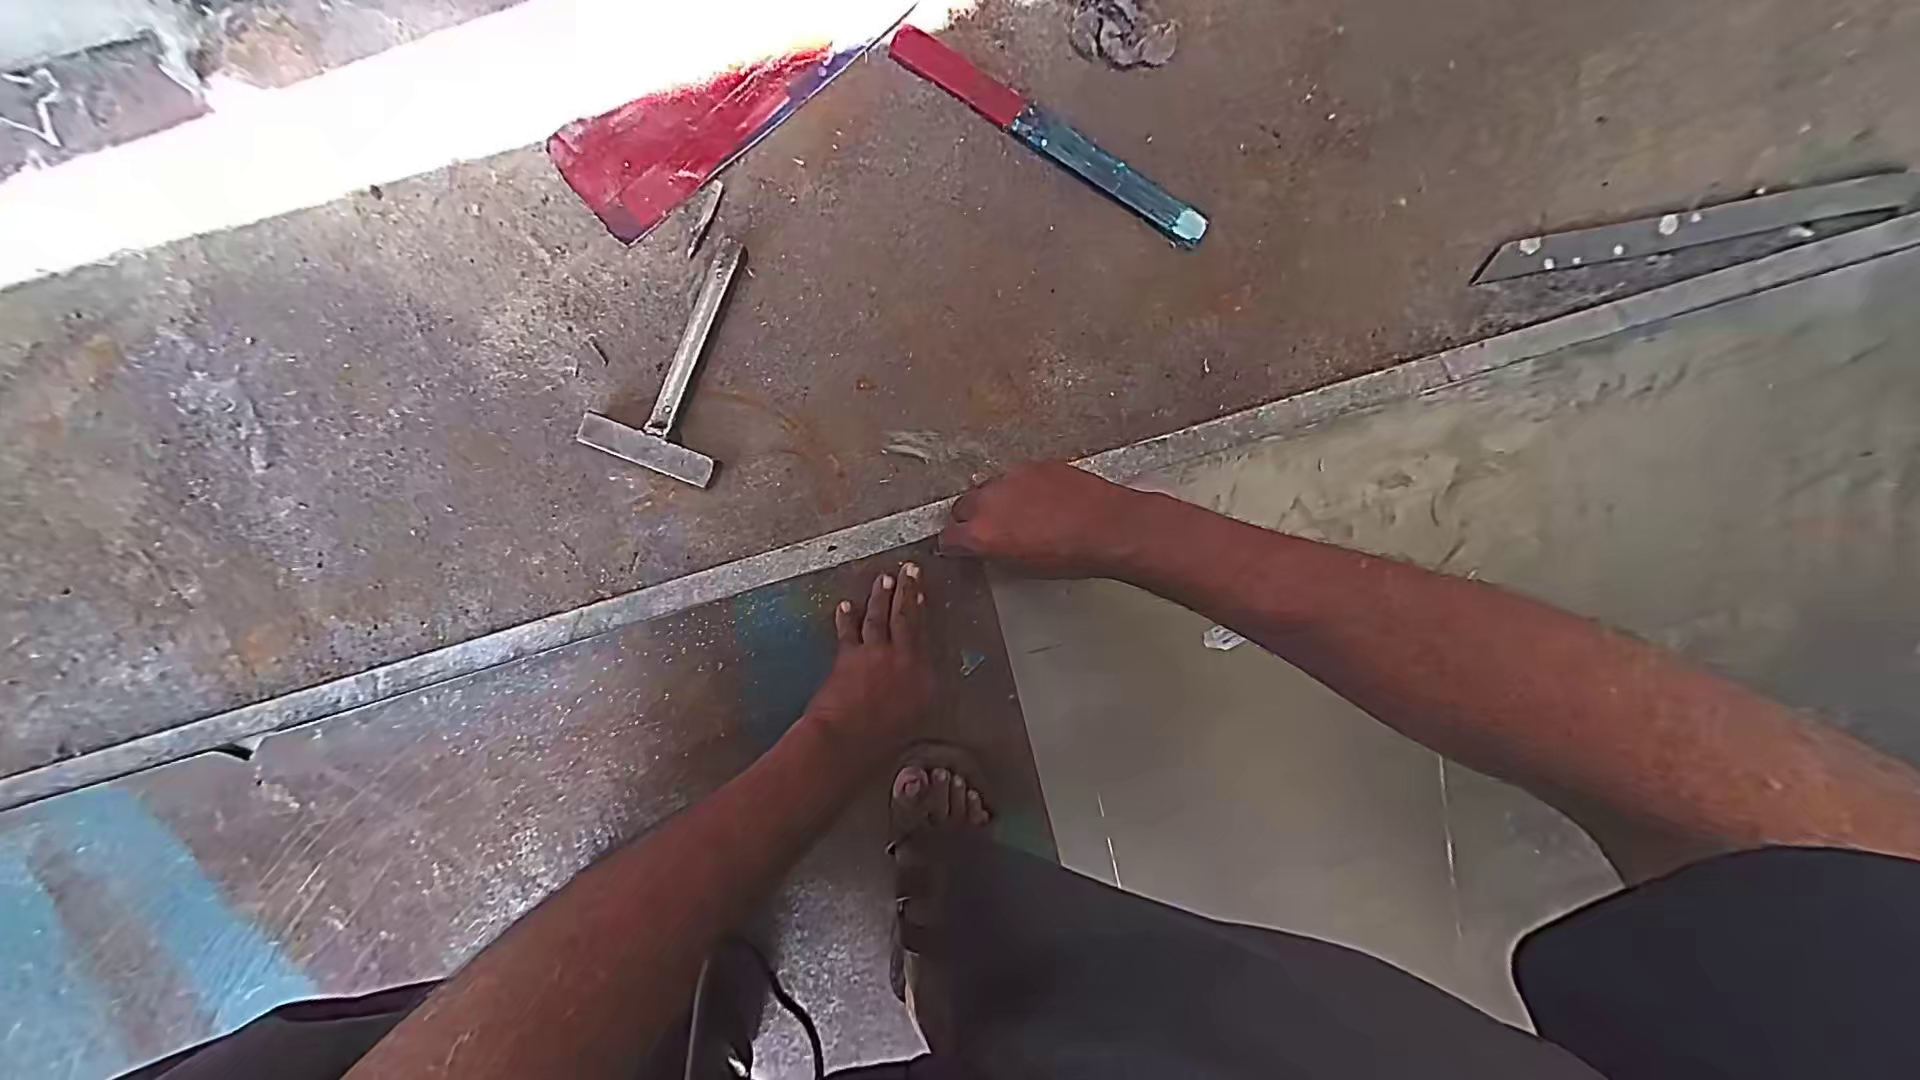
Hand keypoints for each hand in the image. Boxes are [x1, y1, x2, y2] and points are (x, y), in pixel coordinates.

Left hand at [803, 562, 935, 749]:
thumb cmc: (882, 740)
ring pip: (878, 616)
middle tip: (909, 570)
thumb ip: (918, 692)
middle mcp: (901, 658)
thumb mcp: (915, 718)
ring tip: (883, 579)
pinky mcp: (848, 657)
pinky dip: (847, 617)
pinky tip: (846, 605)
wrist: (846, 741)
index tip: (920, 593)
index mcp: (922, 675)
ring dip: (880, 596)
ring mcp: (873, 654)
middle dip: (907, 590)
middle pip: (905, 616)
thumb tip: (916, 679)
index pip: (923, 633)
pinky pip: (848, 631)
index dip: (921, 608)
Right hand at [938, 462, 1148, 578]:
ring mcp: (1010, 478)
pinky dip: (1019, 488)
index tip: (960, 546)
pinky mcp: (1032, 465)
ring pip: (987, 488)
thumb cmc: (1072, 554)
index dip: (955, 544)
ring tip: (1016, 514)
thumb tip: (985, 548)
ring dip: (993, 501)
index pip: (949, 537)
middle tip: (987, 531)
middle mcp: (989, 501)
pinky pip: (1014, 477)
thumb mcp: (1023, 566)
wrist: (1108, 528)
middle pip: (961, 507)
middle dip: (969, 519)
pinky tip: (1037, 500)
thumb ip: (994, 552)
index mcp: (982, 533)